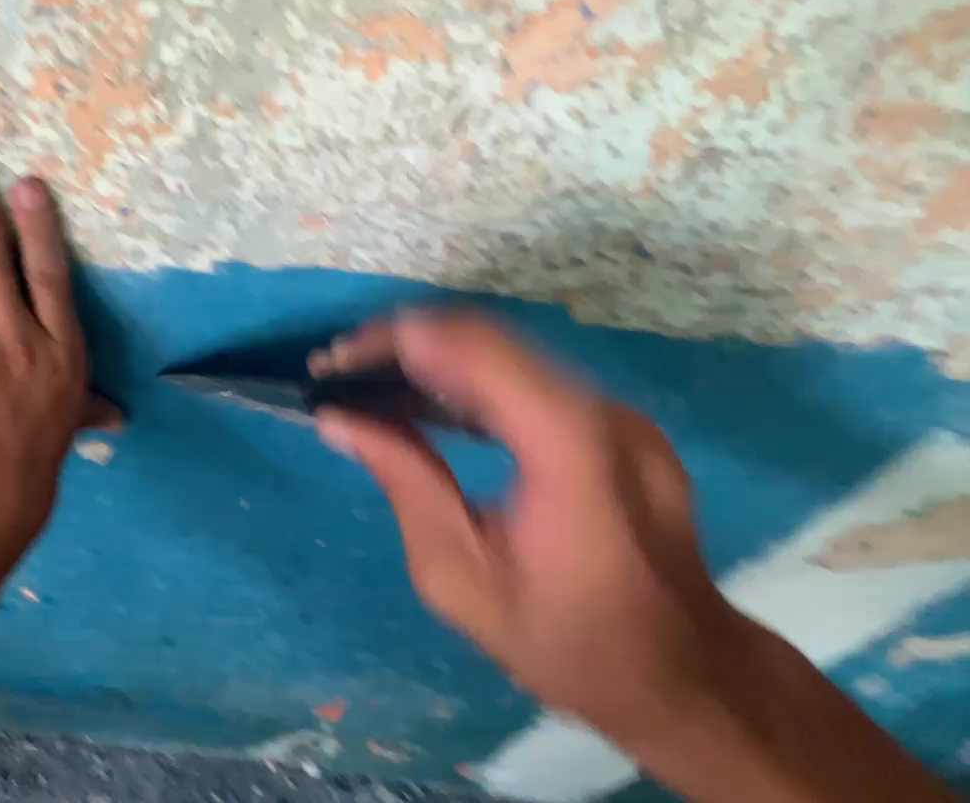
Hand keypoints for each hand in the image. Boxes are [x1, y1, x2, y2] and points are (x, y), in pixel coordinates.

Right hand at [310, 310, 740, 740]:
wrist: (687, 678)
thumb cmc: (565, 639)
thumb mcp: (457, 574)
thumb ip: (402, 480)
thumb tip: (336, 418)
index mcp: (568, 448)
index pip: (471, 351)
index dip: (392, 342)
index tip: (330, 364)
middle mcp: (600, 412)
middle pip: (483, 338)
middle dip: (398, 342)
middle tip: (334, 369)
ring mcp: (614, 414)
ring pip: (499, 350)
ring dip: (424, 356)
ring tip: (360, 381)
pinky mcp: (610, 424)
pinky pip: (520, 377)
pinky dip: (458, 377)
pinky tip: (414, 401)